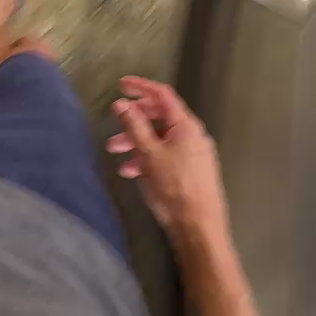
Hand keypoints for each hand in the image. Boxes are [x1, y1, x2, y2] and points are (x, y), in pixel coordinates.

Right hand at [108, 76, 229, 240]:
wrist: (200, 230)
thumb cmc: (174, 187)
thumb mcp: (148, 154)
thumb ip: (134, 126)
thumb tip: (122, 103)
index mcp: (186, 126)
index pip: (162, 95)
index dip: (141, 86)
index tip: (121, 85)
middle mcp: (193, 135)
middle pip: (160, 117)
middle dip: (134, 120)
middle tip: (115, 125)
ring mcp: (194, 154)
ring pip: (160, 138)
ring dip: (137, 142)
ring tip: (116, 152)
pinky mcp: (192, 172)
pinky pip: (166, 155)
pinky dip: (148, 157)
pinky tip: (132, 172)